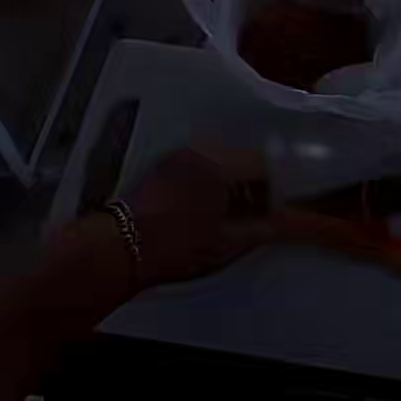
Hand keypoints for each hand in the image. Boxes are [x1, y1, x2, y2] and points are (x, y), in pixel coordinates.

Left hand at [119, 149, 273, 287]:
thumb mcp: (225, 242)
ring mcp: (179, 155)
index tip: (276, 207)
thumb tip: (281, 223)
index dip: (274, 187)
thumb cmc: (169, 247)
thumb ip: (262, 228)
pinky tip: (208, 208)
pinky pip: (201, 163)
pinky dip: (211, 180)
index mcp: (217, 166)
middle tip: (258, 214)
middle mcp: (199, 151)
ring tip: (230, 214)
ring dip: (234, 182)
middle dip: (255, 184)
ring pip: (222, 161)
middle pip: (242, 158)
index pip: (262, 163)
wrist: (119, 248)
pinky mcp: (165, 164)